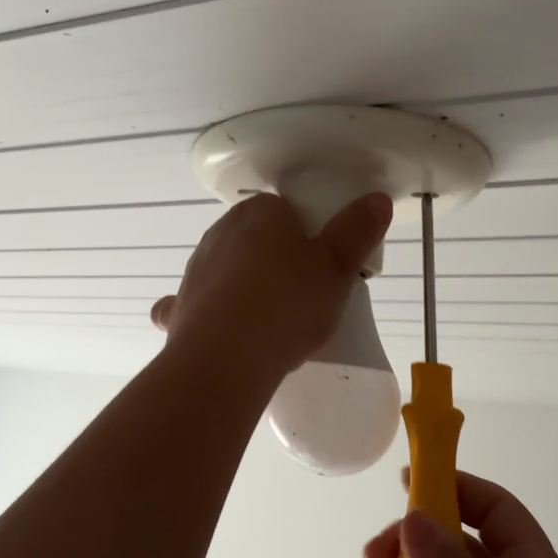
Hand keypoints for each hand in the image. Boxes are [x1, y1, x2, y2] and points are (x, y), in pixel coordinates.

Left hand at [150, 191, 391, 380]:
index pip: (288, 211)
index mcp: (261, 211)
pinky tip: (221, 330)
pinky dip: (208, 311)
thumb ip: (356, 232)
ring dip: (246, 286)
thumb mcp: (337, 268)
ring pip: (229, 269)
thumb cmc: (287, 304)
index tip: (325, 267)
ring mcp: (198, 266)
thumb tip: (376, 199)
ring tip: (274, 321)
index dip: (309, 236)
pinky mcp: (182, 303)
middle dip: (278, 260)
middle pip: (258, 238)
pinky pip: (196, 302)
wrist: (225, 358)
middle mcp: (222, 229)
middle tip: (307, 296)